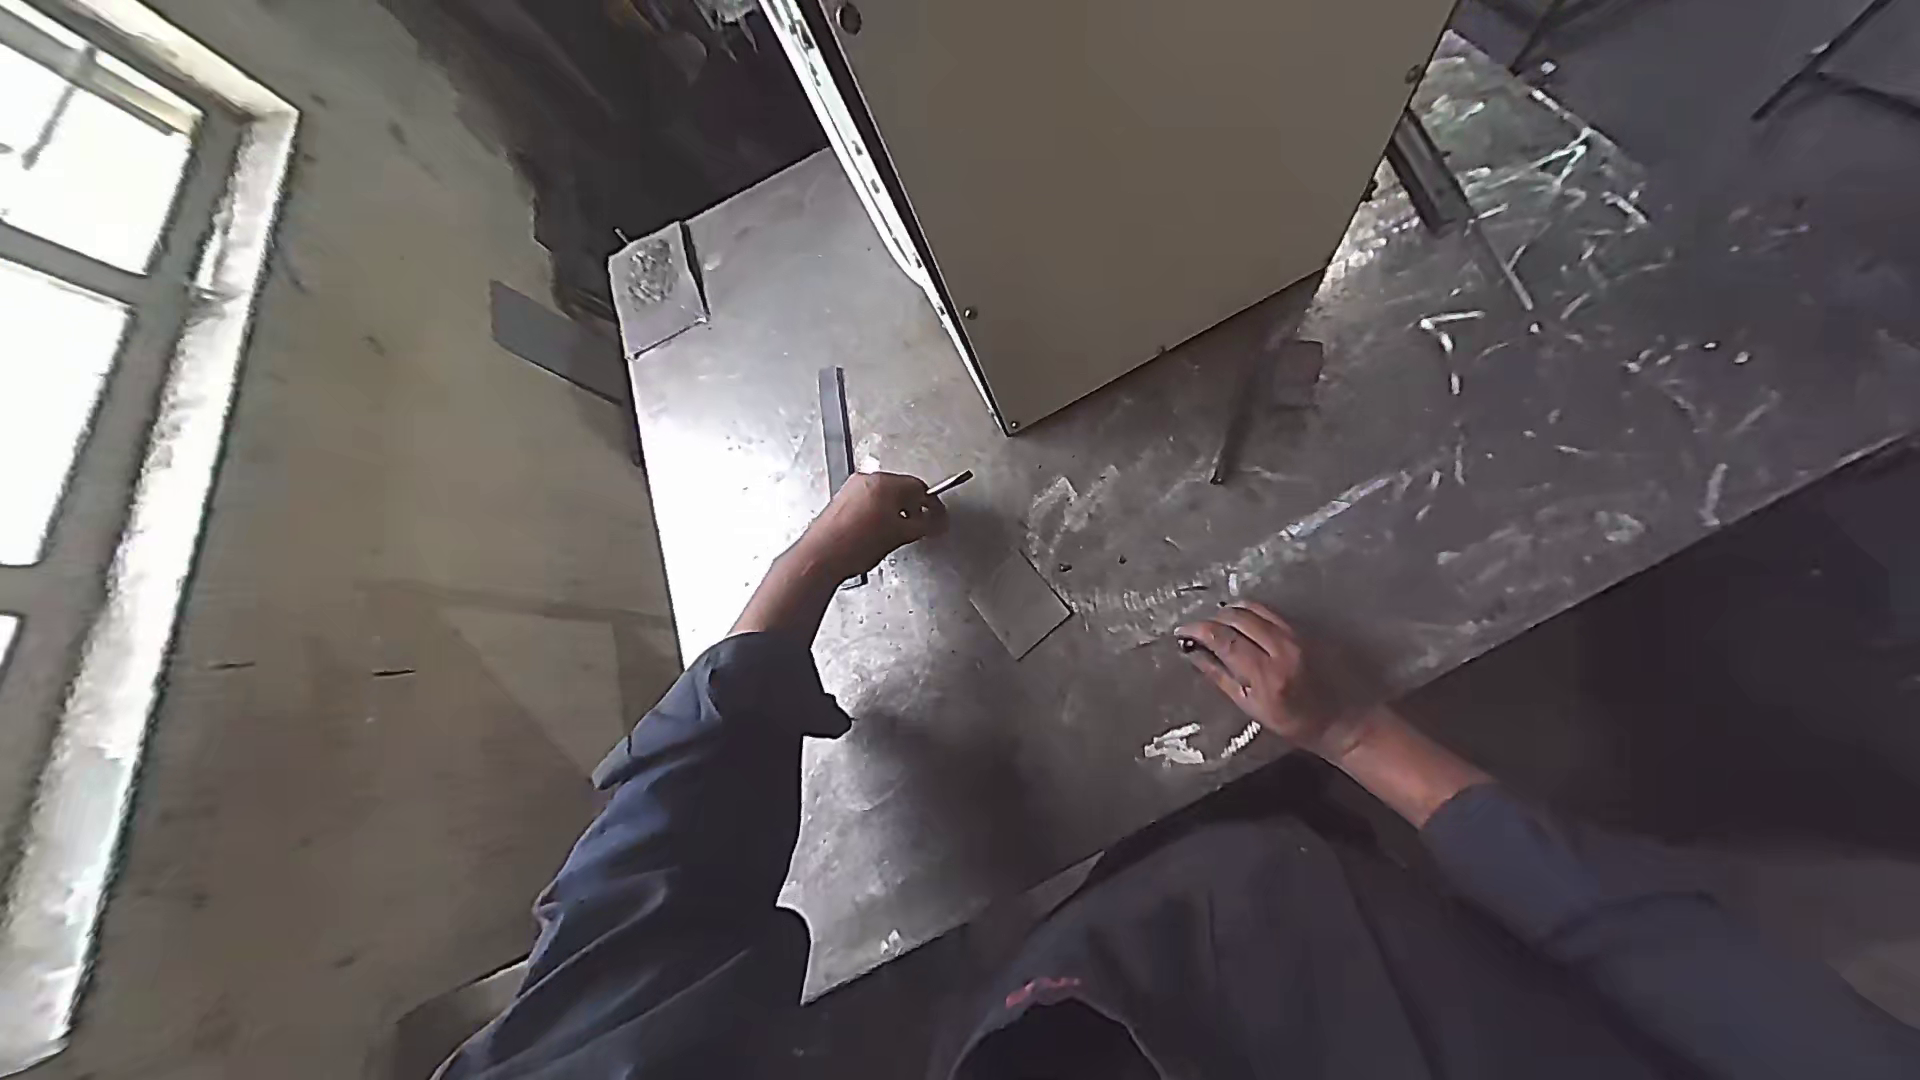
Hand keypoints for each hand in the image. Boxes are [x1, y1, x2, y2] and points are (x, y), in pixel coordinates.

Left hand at [798, 471, 947, 579]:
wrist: (821, 557)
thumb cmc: (854, 545)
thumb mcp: (900, 535)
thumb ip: (924, 525)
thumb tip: (936, 521)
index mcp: (884, 483)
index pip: (918, 487)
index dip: (932, 504)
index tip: (938, 516)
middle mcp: (867, 480)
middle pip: (901, 489)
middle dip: (913, 507)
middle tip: (922, 525)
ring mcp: (852, 489)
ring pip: (884, 495)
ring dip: (896, 511)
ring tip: (899, 532)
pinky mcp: (842, 501)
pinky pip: (869, 501)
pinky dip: (879, 513)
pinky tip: (879, 532)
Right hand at [1174, 602, 1373, 759]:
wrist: (1349, 720)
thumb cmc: (1296, 723)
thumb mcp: (1251, 707)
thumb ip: (1219, 676)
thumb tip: (1192, 652)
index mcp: (1265, 673)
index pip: (1222, 639)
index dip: (1197, 630)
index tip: (1182, 631)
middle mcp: (1281, 647)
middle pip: (1235, 617)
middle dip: (1211, 619)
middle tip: (1200, 630)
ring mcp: (1297, 634)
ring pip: (1253, 607)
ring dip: (1230, 612)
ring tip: (1220, 623)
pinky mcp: (1307, 628)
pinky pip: (1270, 611)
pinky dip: (1250, 612)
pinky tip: (1244, 623)